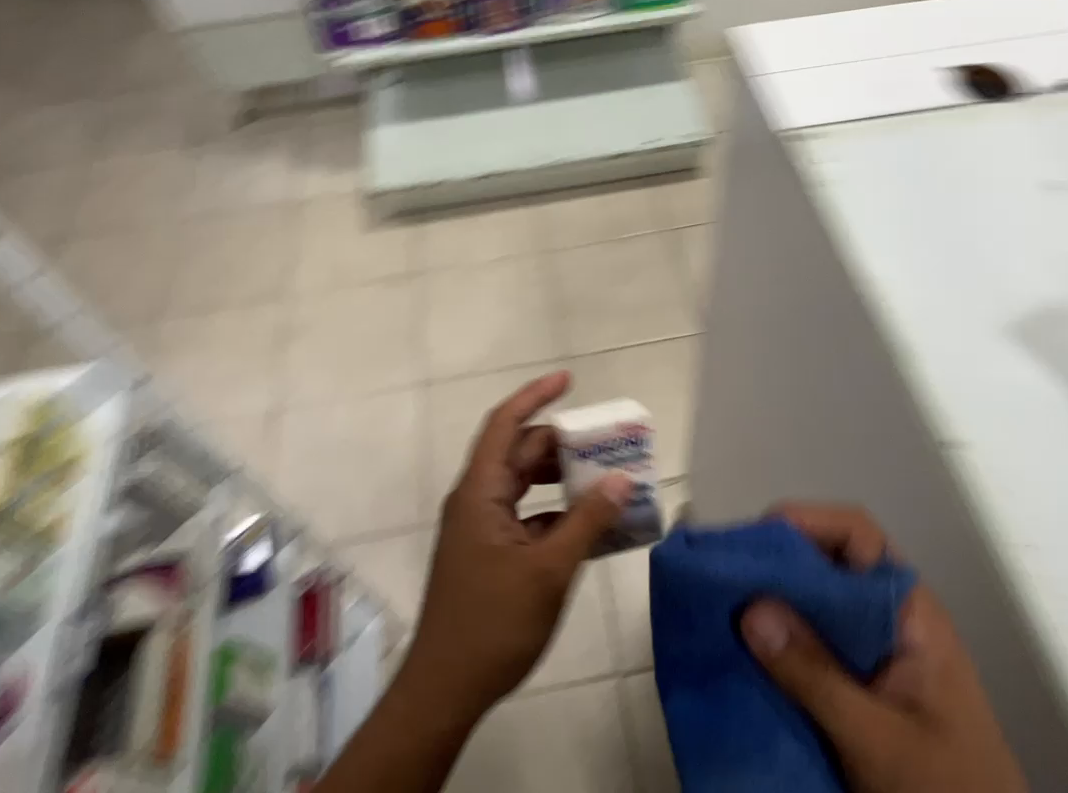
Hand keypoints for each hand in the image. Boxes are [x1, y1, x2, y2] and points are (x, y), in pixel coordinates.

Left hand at [399, 371, 631, 716]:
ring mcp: (481, 531)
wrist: (446, 688)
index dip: (535, 397)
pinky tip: (592, 529)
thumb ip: (587, 521)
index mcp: (480, 494)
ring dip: (563, 483)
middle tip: (607, 445)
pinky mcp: (490, 556)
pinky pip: (528, 520)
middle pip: (520, 455)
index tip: (570, 380)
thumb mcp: (549, 570)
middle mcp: (477, 503)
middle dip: (563, 445)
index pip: (505, 425)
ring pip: (525, 489)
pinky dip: (558, 517)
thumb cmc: (493, 623)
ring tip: (608, 482)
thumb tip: (621, 479)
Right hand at [742, 504, 1026, 792]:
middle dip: (774, 566)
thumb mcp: (878, 735)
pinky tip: (741, 658)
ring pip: (814, 608)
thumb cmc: (946, 785)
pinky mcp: (857, 687)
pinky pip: (809, 648)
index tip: (752, 542)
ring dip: (770, 607)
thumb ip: (816, 674)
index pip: (858, 536)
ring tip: (718, 613)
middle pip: (827, 566)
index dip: (806, 523)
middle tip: (718, 580)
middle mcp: (888, 620)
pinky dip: (775, 646)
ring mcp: (873, 654)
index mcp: (909, 612)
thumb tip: (751, 607)